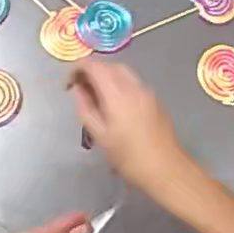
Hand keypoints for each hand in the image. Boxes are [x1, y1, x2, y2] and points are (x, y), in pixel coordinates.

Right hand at [68, 61, 192, 190]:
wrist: (164, 167)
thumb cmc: (128, 156)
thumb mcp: (100, 135)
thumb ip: (86, 108)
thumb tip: (78, 90)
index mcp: (116, 93)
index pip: (94, 66)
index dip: (78, 69)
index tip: (69, 84)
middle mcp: (133, 86)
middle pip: (109, 65)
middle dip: (92, 72)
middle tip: (81, 90)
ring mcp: (147, 91)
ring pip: (123, 73)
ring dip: (107, 77)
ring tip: (97, 98)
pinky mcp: (154, 99)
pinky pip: (133, 83)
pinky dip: (120, 85)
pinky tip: (116, 105)